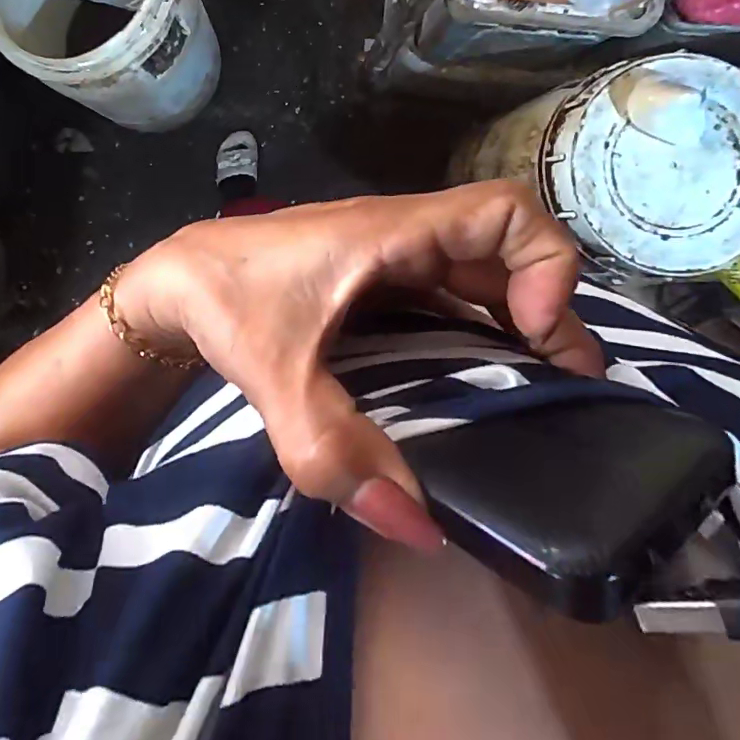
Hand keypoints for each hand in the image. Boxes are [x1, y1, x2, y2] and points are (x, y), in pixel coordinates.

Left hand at [116, 180, 602, 549]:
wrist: (175, 281)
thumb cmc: (223, 301)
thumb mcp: (276, 376)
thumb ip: (333, 450)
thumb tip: (416, 527)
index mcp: (390, 234)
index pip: (505, 212)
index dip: (546, 263)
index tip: (534, 335)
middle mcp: (399, 236)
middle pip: (502, 249)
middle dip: (544, 308)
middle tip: (563, 382)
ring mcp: (384, 256)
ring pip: (474, 272)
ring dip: (510, 319)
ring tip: (533, 386)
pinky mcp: (369, 279)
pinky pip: (440, 291)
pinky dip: (470, 325)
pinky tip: (466, 376)